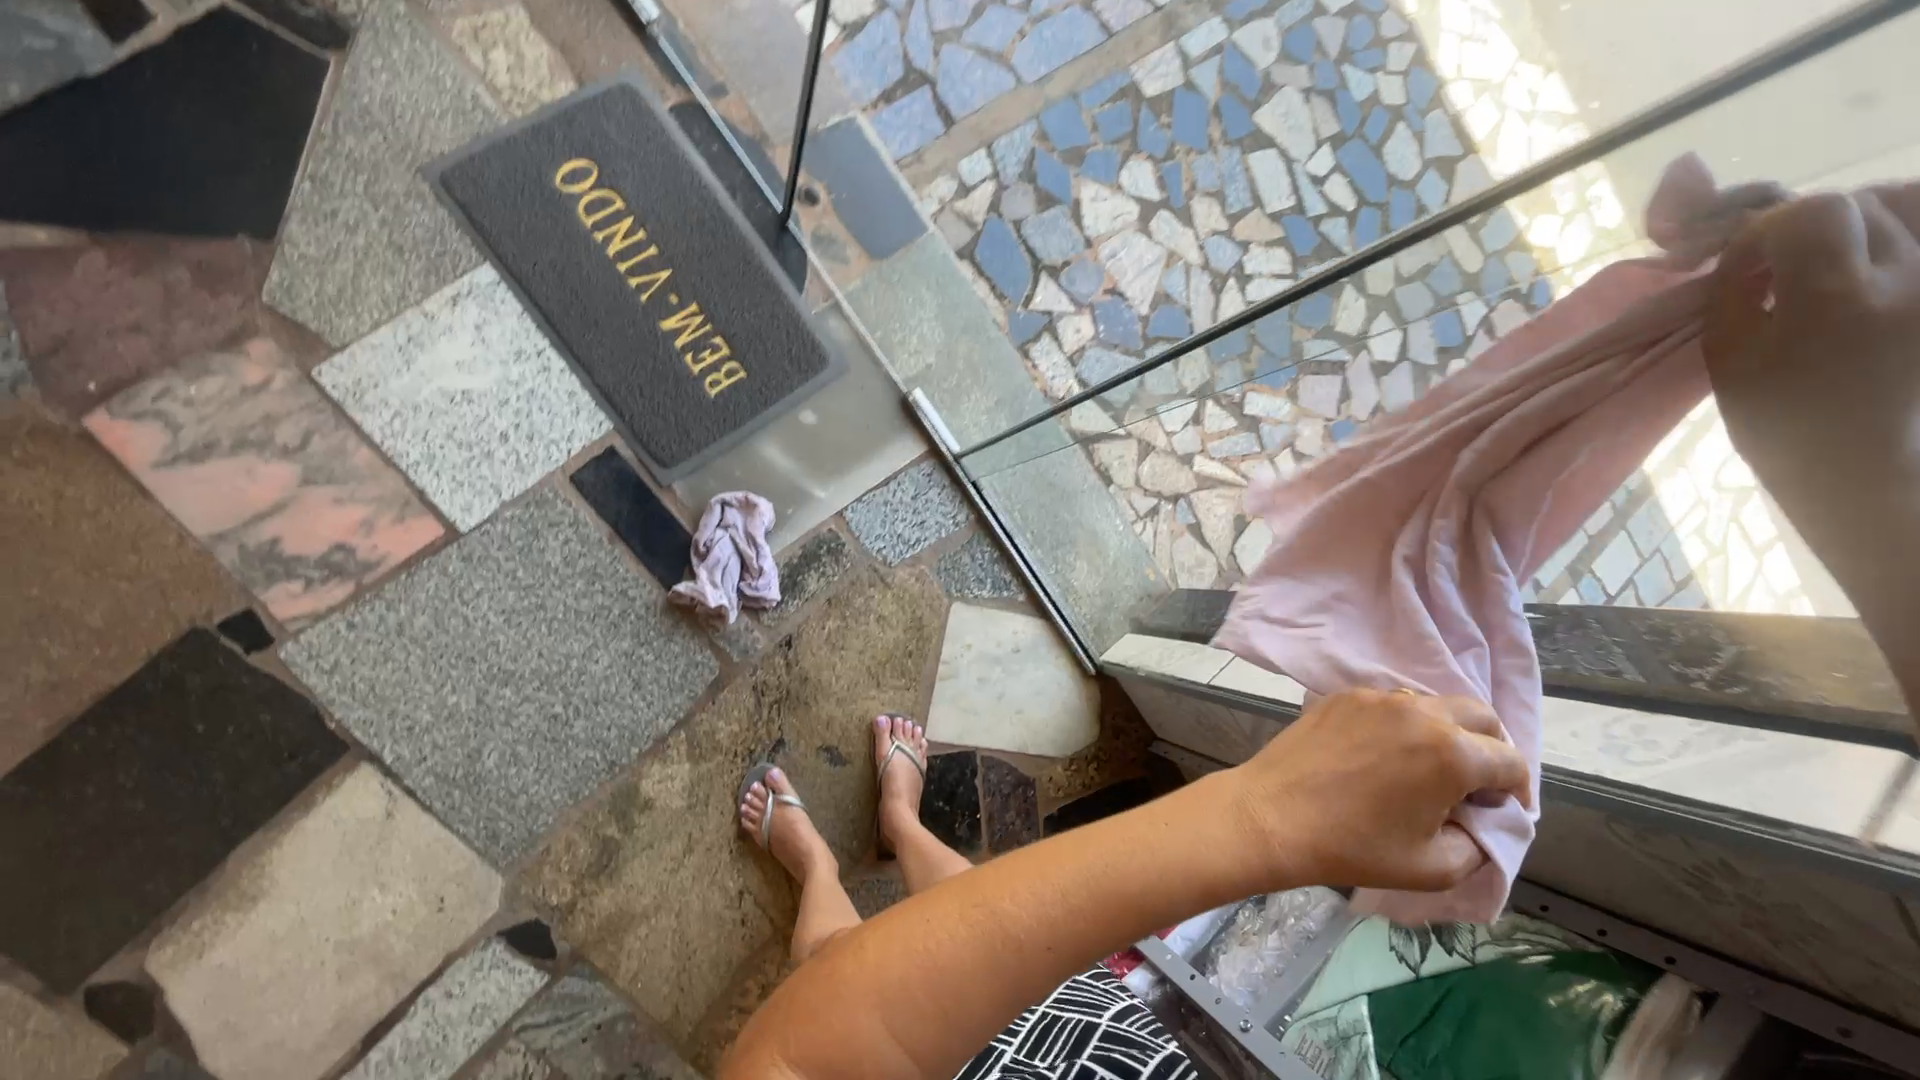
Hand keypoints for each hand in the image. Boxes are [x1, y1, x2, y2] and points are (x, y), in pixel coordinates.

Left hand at [1226, 690, 1531, 892]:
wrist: (1271, 817)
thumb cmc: (1353, 847)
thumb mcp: (1435, 866)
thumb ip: (1477, 842)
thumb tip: (1481, 818)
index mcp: (1451, 752)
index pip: (1510, 761)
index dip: (1516, 790)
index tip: (1500, 812)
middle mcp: (1419, 712)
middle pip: (1481, 717)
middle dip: (1490, 749)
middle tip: (1476, 785)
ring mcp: (1377, 698)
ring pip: (1434, 705)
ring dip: (1447, 732)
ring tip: (1430, 770)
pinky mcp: (1343, 697)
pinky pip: (1391, 704)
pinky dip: (1404, 725)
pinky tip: (1386, 756)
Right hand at [1704, 186, 1919, 497]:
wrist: (1862, 464)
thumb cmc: (1780, 421)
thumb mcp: (1730, 356)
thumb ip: (1734, 290)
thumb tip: (1750, 249)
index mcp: (1837, 300)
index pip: (1809, 213)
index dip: (1767, 230)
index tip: (1744, 265)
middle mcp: (1911, 278)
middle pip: (1859, 202)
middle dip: (1808, 226)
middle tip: (1781, 265)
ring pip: (1906, 202)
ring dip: (1860, 218)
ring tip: (1833, 256)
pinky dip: (1899, 226)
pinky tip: (1875, 257)